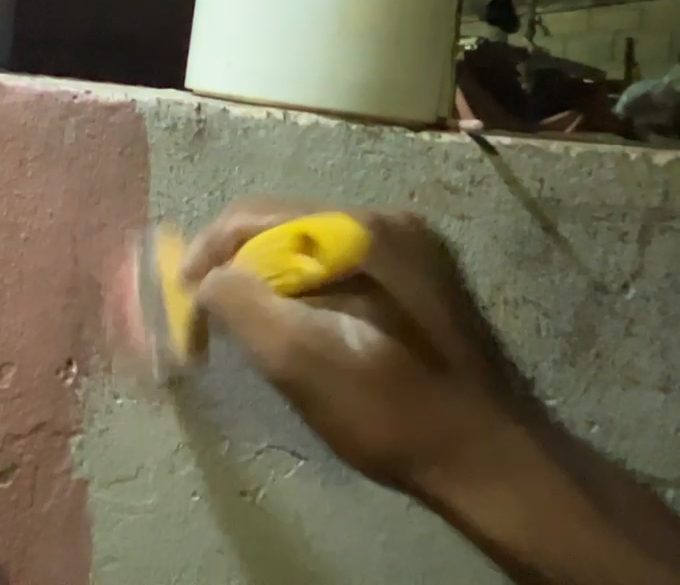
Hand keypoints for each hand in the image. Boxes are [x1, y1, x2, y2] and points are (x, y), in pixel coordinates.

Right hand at [183, 198, 537, 497]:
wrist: (495, 464)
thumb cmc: (392, 414)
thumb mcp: (301, 364)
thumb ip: (241, 305)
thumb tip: (207, 279)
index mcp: (362, 231)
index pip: (257, 215)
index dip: (209, 249)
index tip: (184, 293)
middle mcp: (387, 218)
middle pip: (281, 222)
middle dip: (236, 262)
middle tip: (209, 309)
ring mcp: (409, 242)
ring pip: (307, 241)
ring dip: (267, 274)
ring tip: (246, 317)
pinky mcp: (417, 271)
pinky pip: (337, 259)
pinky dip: (302, 282)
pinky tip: (297, 318)